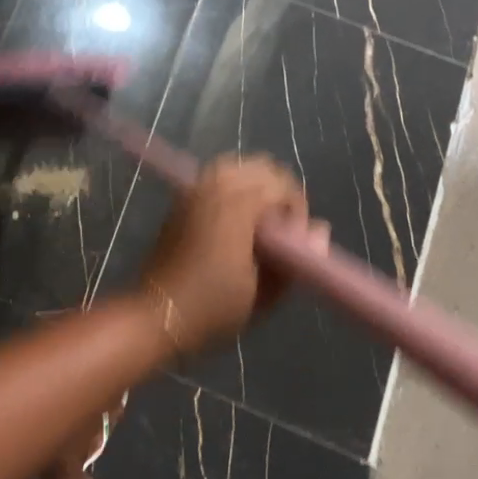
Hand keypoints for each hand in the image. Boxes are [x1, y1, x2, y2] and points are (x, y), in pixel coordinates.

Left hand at [139, 154, 323, 350]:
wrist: (158, 312)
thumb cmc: (214, 308)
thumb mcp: (265, 293)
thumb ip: (296, 258)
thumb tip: (319, 230)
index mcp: (237, 207)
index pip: (281, 185)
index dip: (296, 209)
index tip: (296, 240)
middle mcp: (214, 188)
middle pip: (258, 166)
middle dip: (277, 190)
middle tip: (280, 229)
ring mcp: (193, 190)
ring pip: (234, 167)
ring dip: (253, 185)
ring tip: (258, 224)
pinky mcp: (180, 199)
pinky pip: (213, 177)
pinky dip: (231, 187)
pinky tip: (235, 220)